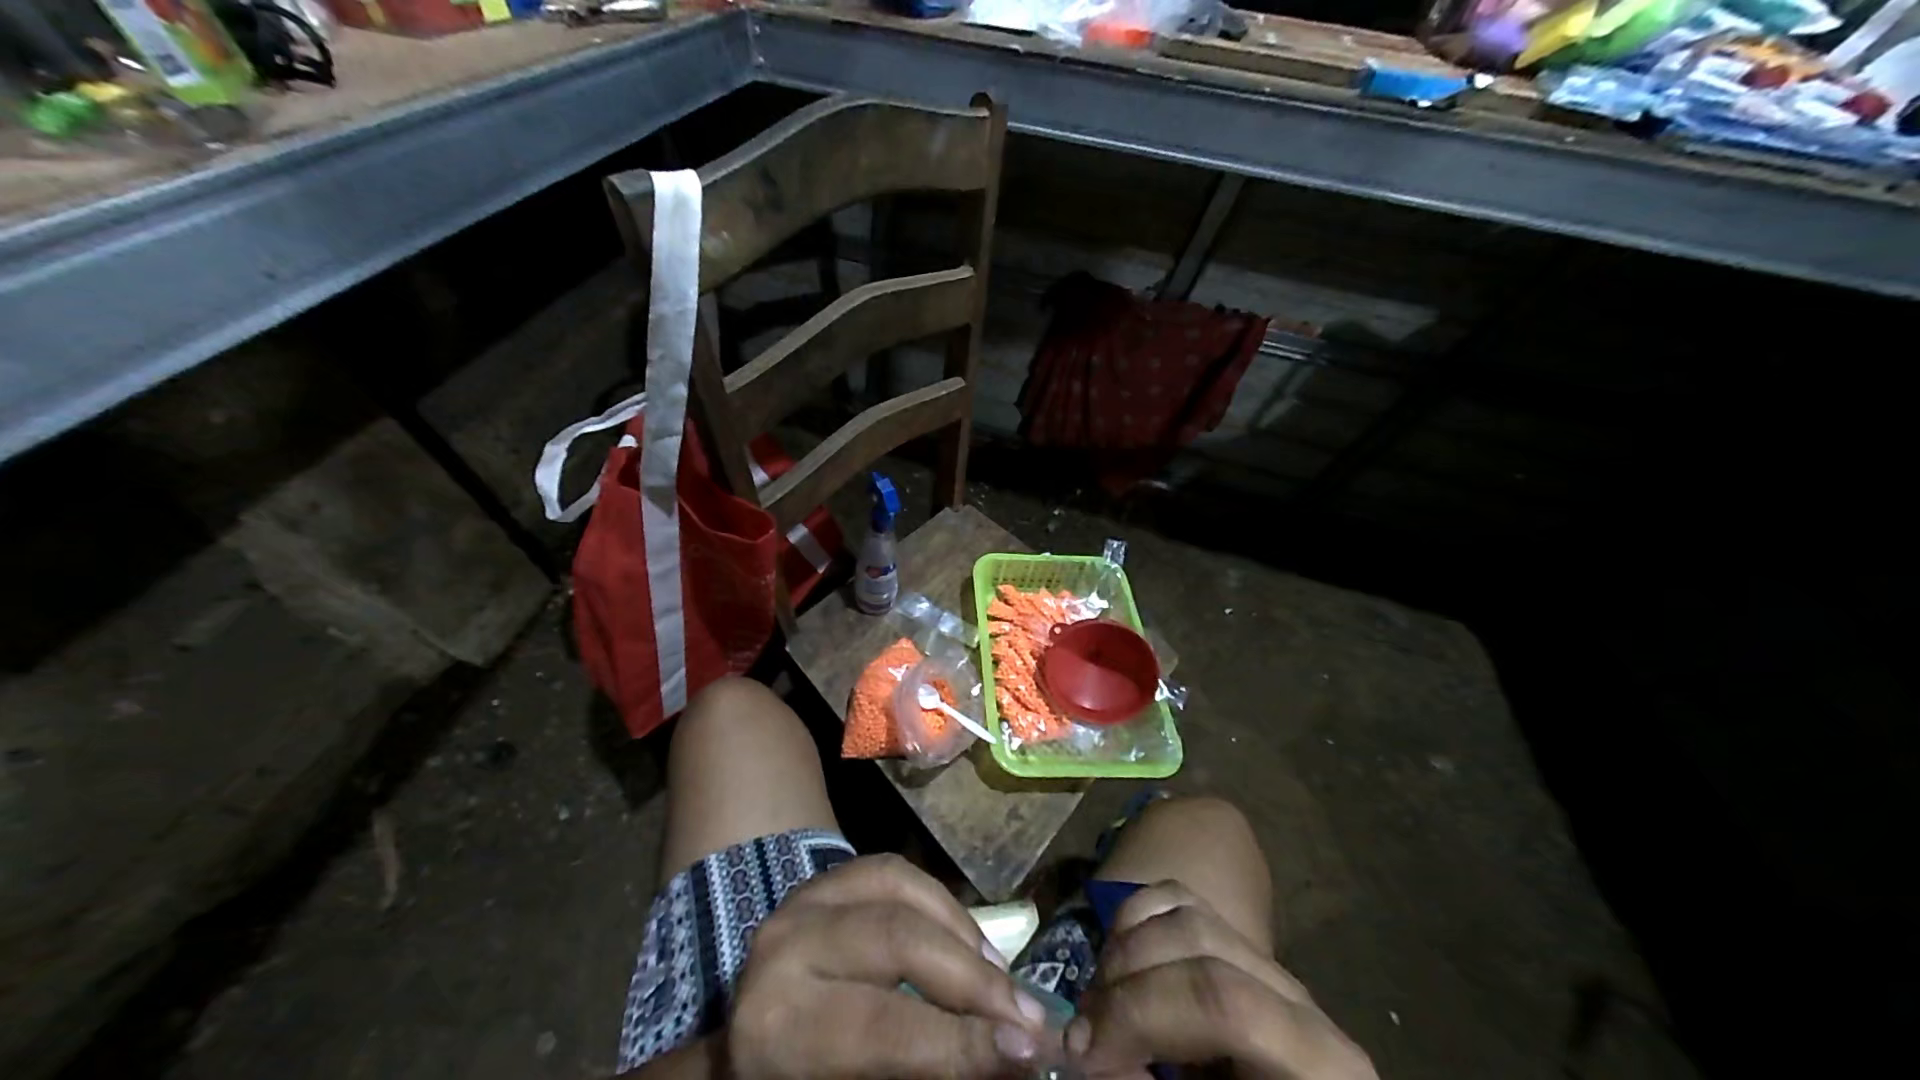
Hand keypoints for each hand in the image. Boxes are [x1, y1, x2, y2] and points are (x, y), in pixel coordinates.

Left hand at [727, 854, 1052, 1079]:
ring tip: (1001, 976)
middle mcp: (785, 949)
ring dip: (961, 933)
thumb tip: (1013, 1052)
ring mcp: (804, 899)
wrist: (751, 1029)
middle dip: (972, 979)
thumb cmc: (805, 1070)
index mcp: (779, 1026)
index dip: (959, 1040)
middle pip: (895, 940)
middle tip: (1029, 1013)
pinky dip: (938, 900)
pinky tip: (965, 936)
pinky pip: (894, 870)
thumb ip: (924, 1063)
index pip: (882, 1028)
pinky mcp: (825, 876)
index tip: (1029, 1048)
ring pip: (900, 890)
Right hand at [1068, 882, 1374, 1079]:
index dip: (1139, 1014)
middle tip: (1079, 1035)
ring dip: (1124, 949)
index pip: (1222, 1001)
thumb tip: (1087, 1055)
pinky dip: (1137, 918)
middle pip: (1197, 942)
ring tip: (1097, 1004)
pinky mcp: (1239, 953)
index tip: (1083, 1053)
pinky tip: (1118, 961)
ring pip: (1186, 913)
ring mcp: (1268, 967)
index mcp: (1320, 1064)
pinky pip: (1183, 903)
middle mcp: (1300, 1000)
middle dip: (1123, 982)